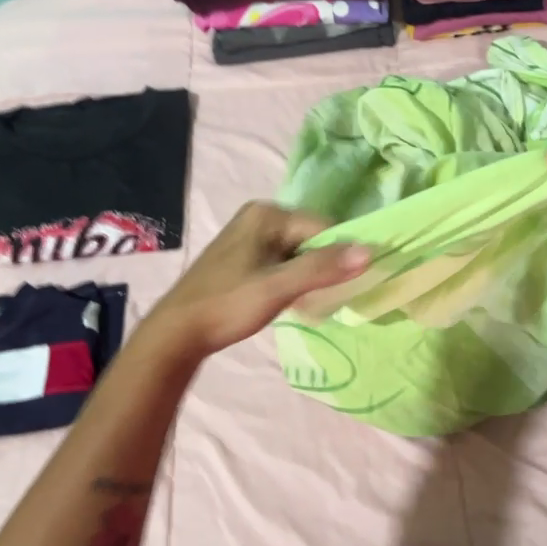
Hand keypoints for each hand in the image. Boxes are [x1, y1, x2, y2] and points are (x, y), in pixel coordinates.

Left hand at [139, 202, 370, 362]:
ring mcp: (250, 234)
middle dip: (323, 266)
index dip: (338, 256)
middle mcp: (260, 215)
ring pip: (298, 251)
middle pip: (311, 238)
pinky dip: (292, 278)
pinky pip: (283, 260)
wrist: (177, 332)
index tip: (345, 286)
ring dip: (308, 275)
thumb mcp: (278, 288)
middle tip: (324, 297)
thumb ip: (322, 268)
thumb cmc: (227, 305)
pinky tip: (290, 299)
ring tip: (307, 301)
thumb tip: (369, 251)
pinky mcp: (244, 255)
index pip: (323, 227)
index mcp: (268, 213)